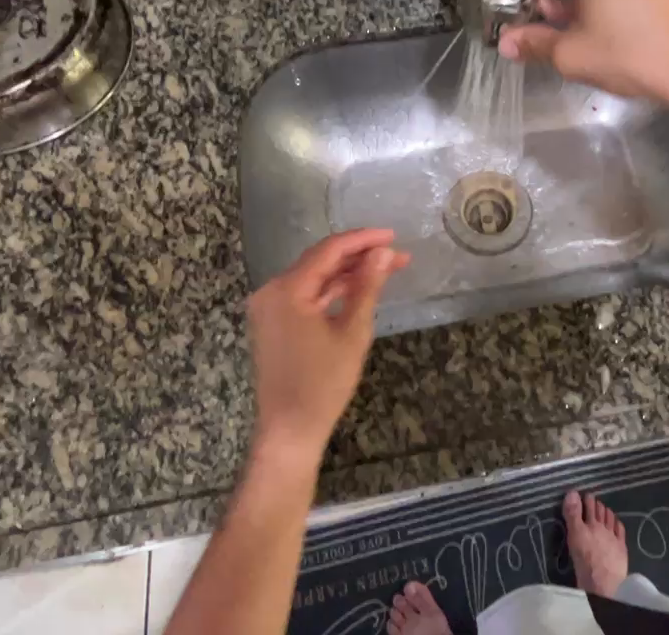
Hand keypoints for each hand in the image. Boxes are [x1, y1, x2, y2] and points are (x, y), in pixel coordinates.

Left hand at [246, 229, 409, 463]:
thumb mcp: (352, 332)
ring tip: (387, 269)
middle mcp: (272, 291)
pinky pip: (306, 295)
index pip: (329, 250)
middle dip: (359, 255)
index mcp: (287, 290)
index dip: (363, 240)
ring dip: (348, 273)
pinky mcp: (274, 322)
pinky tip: (360, 288)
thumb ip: (367, 287)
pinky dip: (332, 290)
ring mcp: (270, 307)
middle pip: (321, 260)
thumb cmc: (323, 384)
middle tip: (398, 256)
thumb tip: (382, 251)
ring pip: (315, 277)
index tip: (394, 236)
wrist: (289, 431)